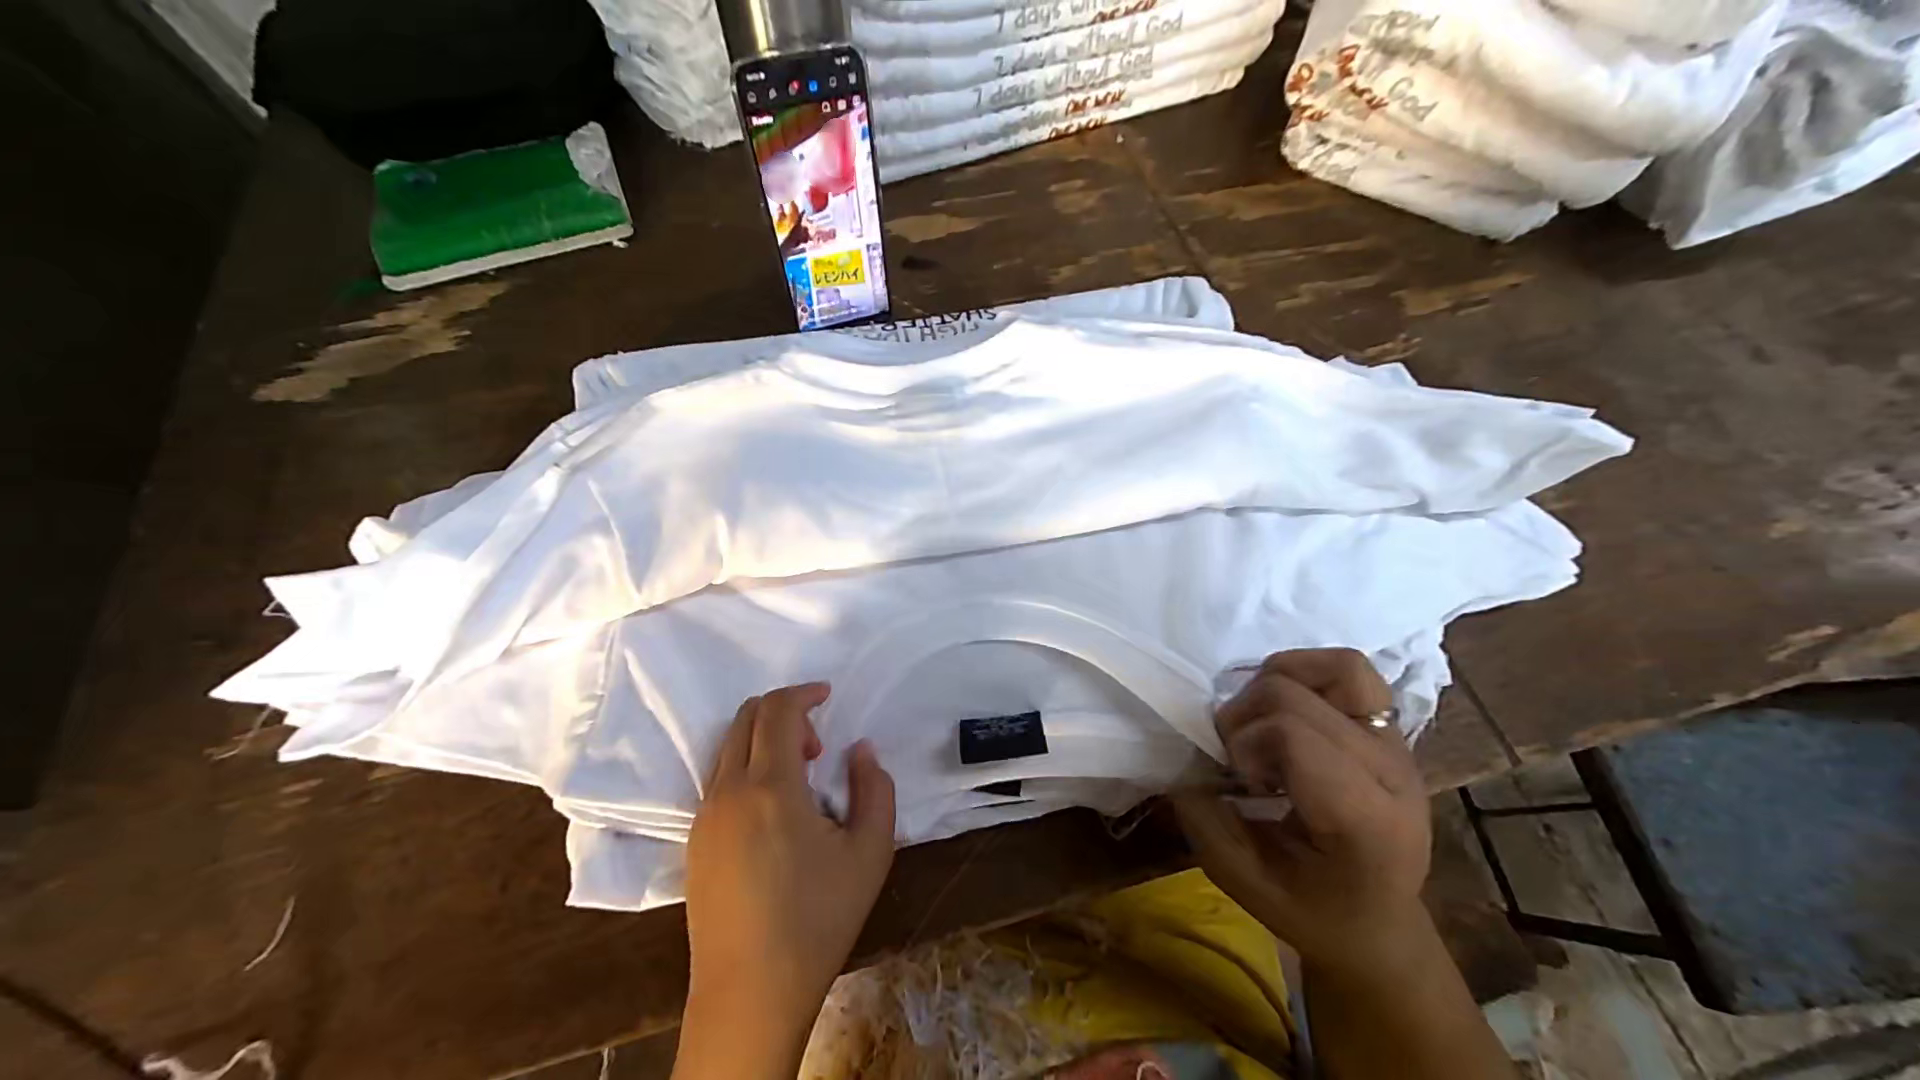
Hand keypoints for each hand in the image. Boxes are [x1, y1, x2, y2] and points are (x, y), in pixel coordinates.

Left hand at [676, 683, 896, 1079]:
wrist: (750, 992)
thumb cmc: (818, 919)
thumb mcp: (870, 853)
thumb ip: (875, 789)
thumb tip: (860, 750)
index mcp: (770, 786)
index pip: (777, 710)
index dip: (804, 692)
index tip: (828, 694)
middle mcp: (728, 790)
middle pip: (745, 718)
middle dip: (784, 712)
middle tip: (818, 746)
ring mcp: (704, 816)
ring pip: (727, 747)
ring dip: (763, 740)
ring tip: (799, 779)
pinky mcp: (694, 841)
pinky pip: (719, 778)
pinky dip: (747, 767)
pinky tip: (774, 811)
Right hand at [1174, 649, 1430, 969]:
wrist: (1378, 924)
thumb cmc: (1311, 910)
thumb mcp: (1241, 878)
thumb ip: (1204, 815)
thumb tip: (1184, 753)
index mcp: (1365, 821)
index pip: (1292, 734)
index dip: (1245, 744)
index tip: (1240, 782)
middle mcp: (1393, 772)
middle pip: (1296, 696)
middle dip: (1245, 717)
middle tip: (1239, 759)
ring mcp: (1398, 745)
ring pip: (1334, 667)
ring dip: (1276, 683)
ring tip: (1261, 722)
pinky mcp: (1392, 730)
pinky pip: (1351, 670)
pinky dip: (1306, 671)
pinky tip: (1284, 704)